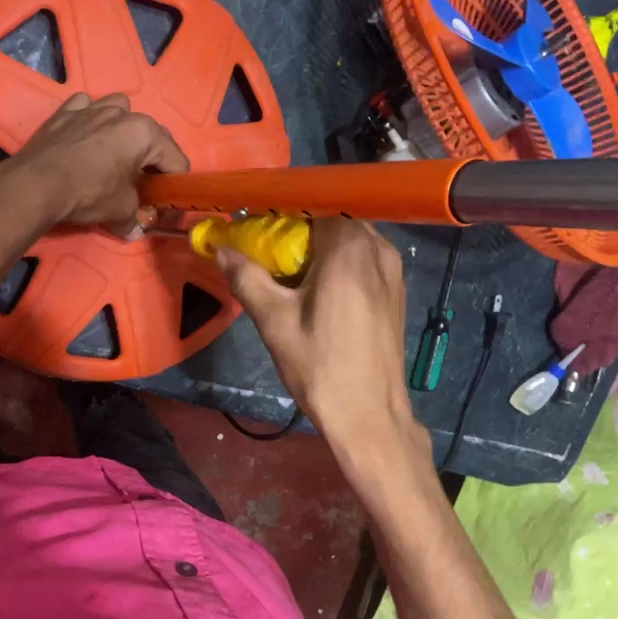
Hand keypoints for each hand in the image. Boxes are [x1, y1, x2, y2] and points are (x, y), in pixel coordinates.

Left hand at [0, 92, 188, 231]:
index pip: (175, 159)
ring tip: (115, 154)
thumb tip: (134, 230)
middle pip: (150, 134)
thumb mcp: (120, 211)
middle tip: (143, 184)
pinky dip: (90, 120)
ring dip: (122, 130)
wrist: (36, 184)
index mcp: (143, 133)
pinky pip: (86, 108)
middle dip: (152, 159)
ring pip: (119, 111)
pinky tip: (85, 138)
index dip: (176, 184)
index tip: (168, 202)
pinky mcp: (65, 112)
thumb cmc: (88, 193)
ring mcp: (91, 107)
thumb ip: (134, 218)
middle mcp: (121, 113)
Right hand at [218, 219, 423, 455]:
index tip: (256, 231)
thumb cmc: (319, 366)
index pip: (313, 204)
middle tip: (269, 259)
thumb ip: (247, 278)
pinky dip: (339, 267)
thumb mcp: (274, 321)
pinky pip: (363, 262)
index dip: (281, 213)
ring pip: (350, 241)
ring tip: (291, 280)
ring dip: (319, 250)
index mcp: (349, 247)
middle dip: (299, 232)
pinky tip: (318, 296)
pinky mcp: (395, 292)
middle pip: (333, 219)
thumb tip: (221, 250)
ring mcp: (393, 270)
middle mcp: (378, 248)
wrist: (368, 414)